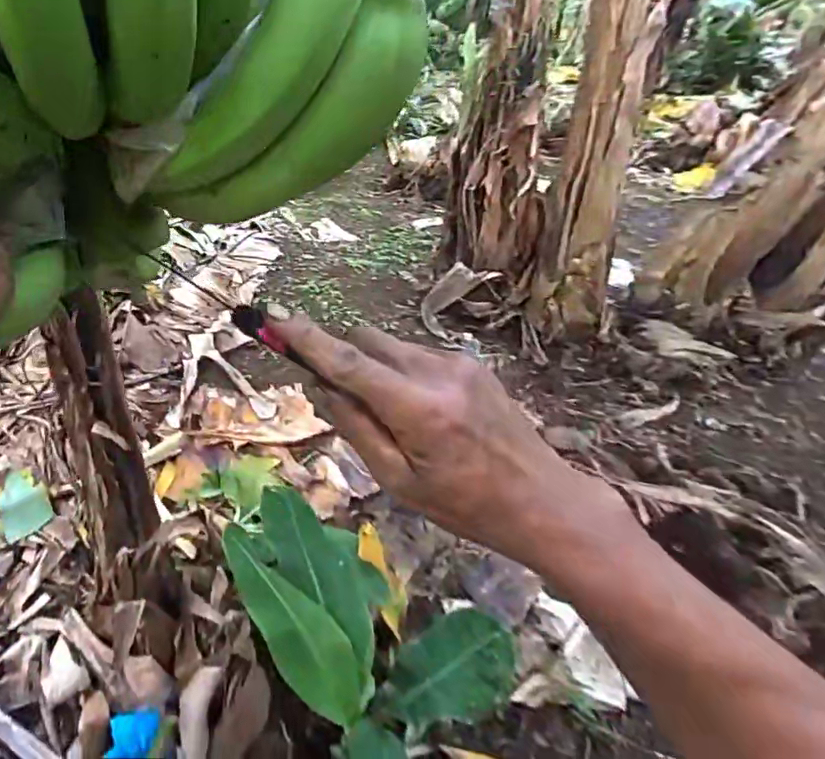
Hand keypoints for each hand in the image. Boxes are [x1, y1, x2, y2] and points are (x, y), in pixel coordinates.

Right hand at [267, 317, 628, 567]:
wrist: (550, 504)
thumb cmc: (468, 507)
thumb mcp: (399, 481)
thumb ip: (354, 427)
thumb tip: (318, 384)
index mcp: (418, 409)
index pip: (348, 362)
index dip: (305, 338)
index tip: (273, 317)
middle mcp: (437, 372)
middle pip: (364, 340)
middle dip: (341, 357)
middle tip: (340, 396)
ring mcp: (458, 362)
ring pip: (388, 345)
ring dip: (372, 367)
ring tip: (393, 416)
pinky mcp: (471, 362)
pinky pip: (413, 353)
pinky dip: (398, 372)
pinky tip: (423, 412)